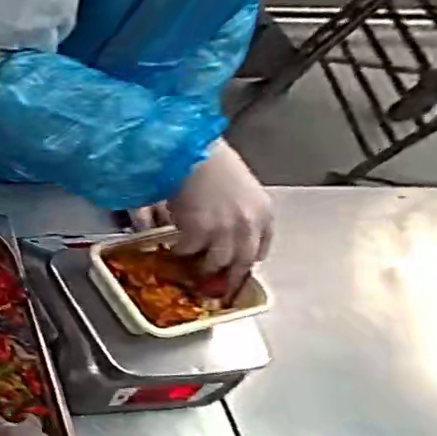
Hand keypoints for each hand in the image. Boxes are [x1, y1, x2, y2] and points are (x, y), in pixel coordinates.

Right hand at [165, 139, 272, 292]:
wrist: (191, 154)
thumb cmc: (209, 162)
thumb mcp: (237, 188)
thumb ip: (236, 211)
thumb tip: (219, 230)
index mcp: (263, 213)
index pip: (261, 248)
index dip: (245, 260)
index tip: (234, 266)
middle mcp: (250, 224)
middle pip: (242, 261)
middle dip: (226, 273)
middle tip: (212, 281)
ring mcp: (226, 229)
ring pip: (217, 261)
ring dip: (201, 264)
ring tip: (188, 262)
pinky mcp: (201, 231)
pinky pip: (189, 251)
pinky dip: (180, 251)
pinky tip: (172, 247)